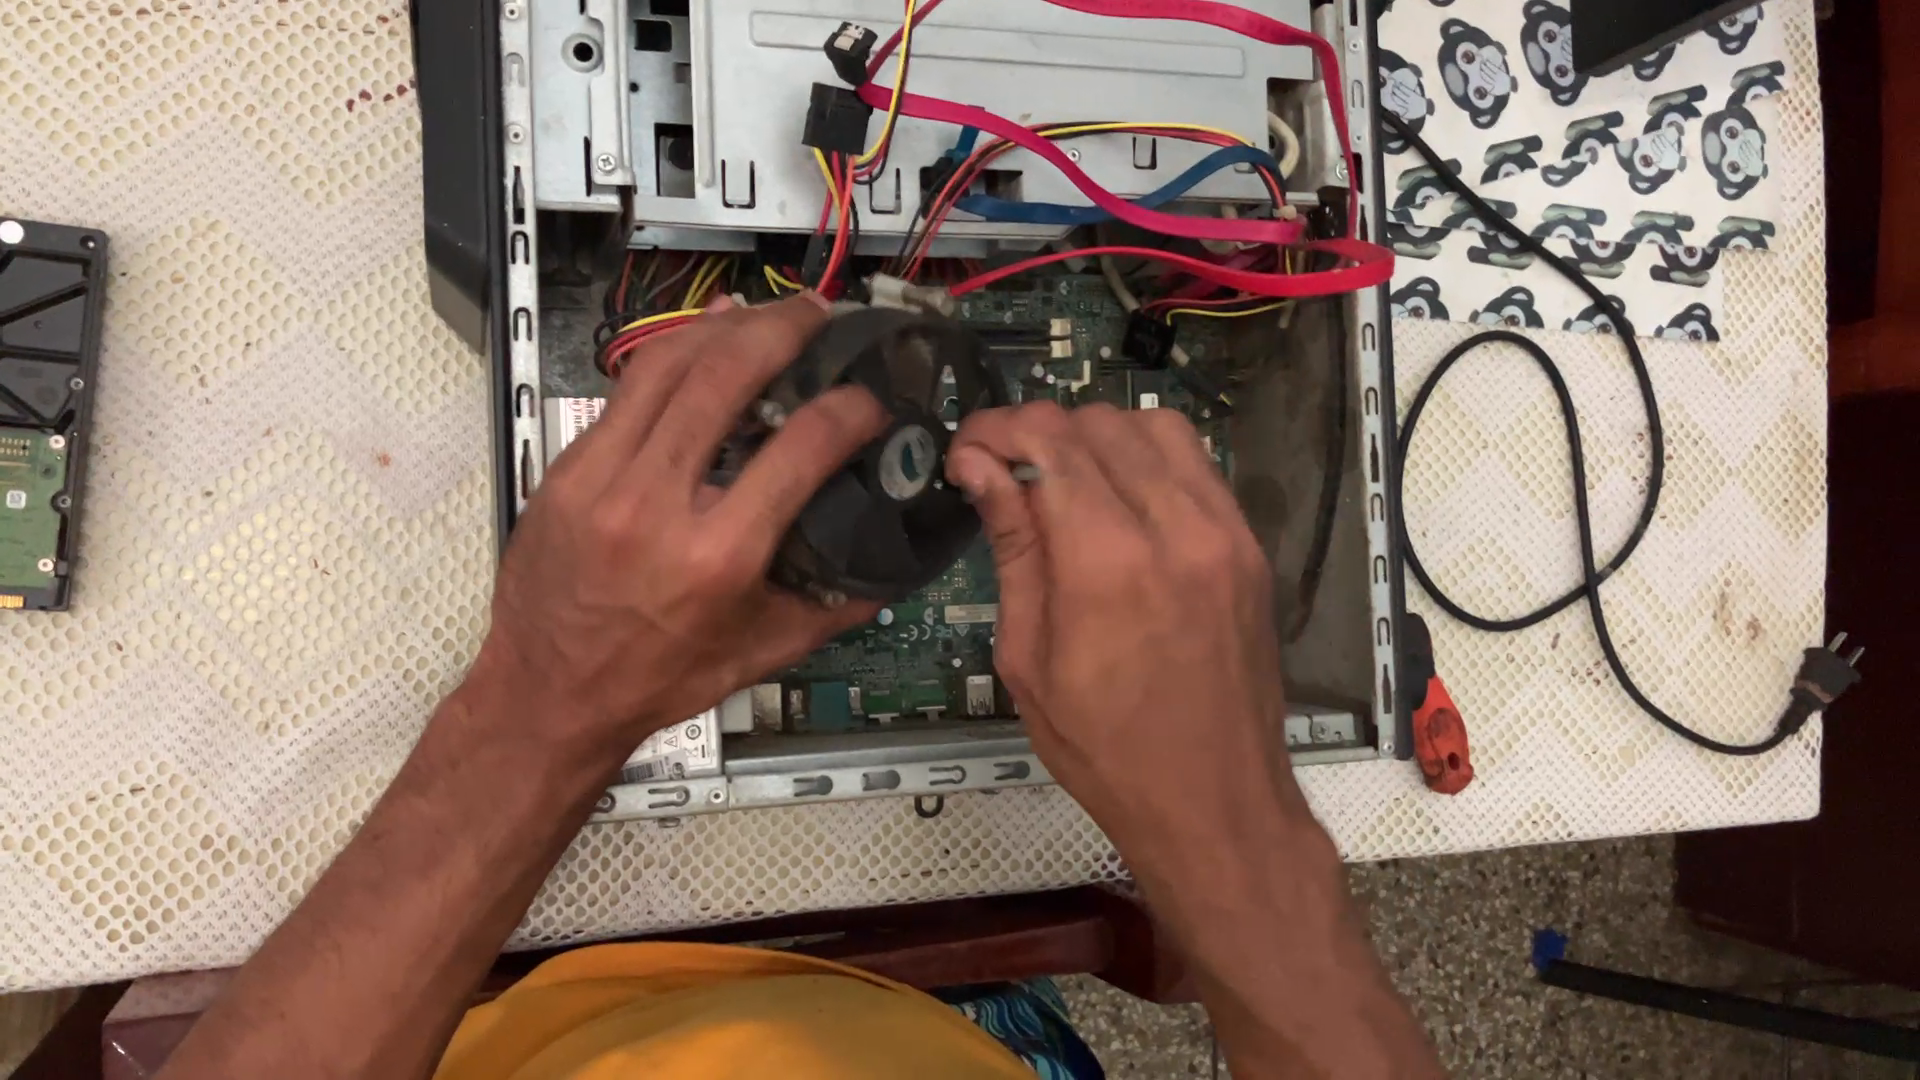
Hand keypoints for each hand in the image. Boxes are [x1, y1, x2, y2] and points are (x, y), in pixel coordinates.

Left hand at [478, 295, 886, 759]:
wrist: (547, 695)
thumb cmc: (659, 680)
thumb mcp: (764, 651)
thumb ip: (834, 606)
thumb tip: (888, 571)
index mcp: (719, 555)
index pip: (801, 447)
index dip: (850, 409)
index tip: (871, 400)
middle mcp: (657, 503)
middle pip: (725, 377)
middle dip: (783, 330)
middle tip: (820, 313)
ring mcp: (602, 476)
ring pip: (667, 363)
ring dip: (726, 324)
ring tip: (766, 312)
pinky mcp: (569, 467)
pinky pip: (627, 387)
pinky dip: (673, 350)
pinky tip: (705, 338)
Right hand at [945, 402, 1303, 851]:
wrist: (1215, 801)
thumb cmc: (1105, 749)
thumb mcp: (1028, 657)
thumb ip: (1013, 547)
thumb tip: (979, 469)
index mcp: (1107, 562)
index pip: (1048, 440)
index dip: (995, 429)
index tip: (967, 454)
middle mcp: (1176, 527)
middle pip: (1096, 422)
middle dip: (1037, 433)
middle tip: (1005, 475)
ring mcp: (1225, 531)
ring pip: (1152, 425)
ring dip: (1095, 438)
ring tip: (1064, 482)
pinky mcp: (1250, 545)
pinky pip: (1195, 462)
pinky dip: (1146, 459)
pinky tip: (1120, 501)